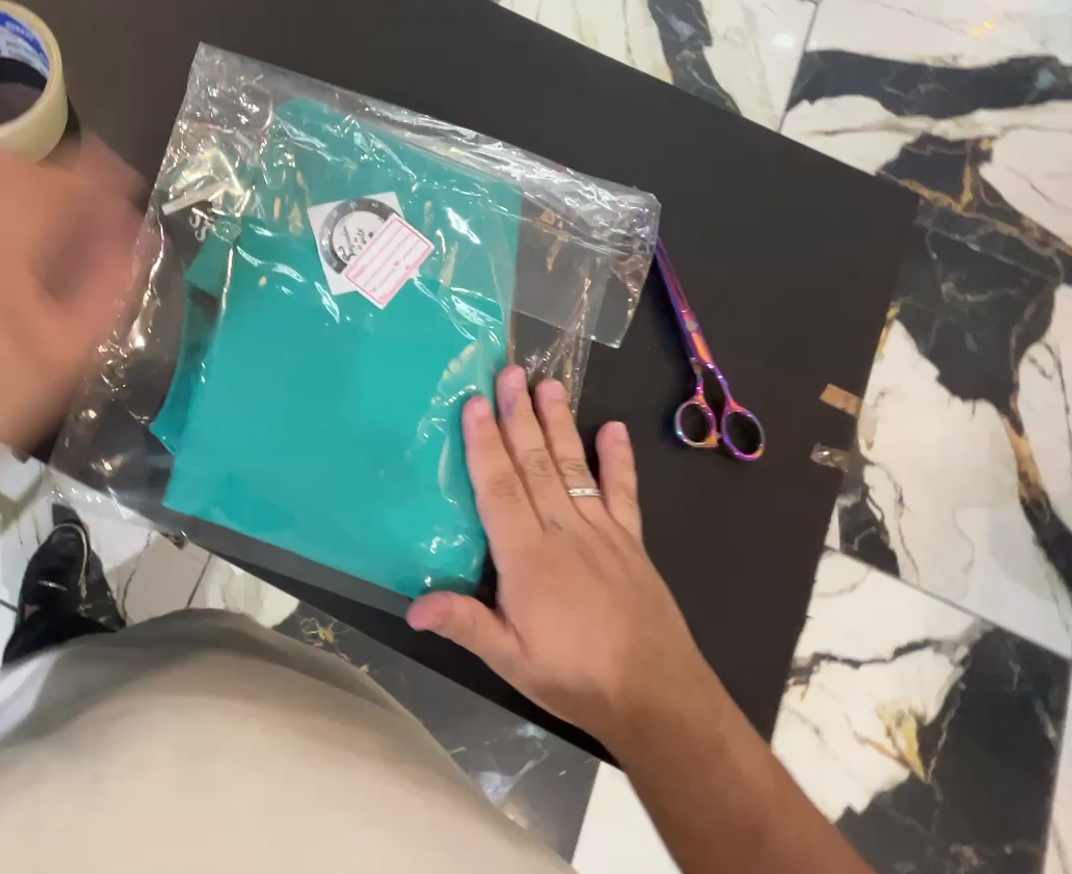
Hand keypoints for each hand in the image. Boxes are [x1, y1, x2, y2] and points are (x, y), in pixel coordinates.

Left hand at [0, 138, 141, 497]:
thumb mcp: (65, 356)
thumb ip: (108, 287)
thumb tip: (135, 233)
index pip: (56, 187)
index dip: (99, 181)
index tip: (123, 187)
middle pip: (10, 164)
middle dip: (55, 177)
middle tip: (81, 206)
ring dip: (8, 171)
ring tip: (32, 204)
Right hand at [406, 366, 728, 751]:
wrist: (660, 700)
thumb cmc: (574, 677)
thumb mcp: (510, 659)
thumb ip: (464, 624)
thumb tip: (410, 607)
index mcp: (527, 556)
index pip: (499, 488)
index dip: (484, 443)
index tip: (474, 403)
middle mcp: (563, 532)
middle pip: (534, 464)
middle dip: (519, 415)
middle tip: (509, 372)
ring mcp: (602, 533)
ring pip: (572, 468)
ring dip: (558, 424)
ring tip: (548, 384)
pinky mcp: (631, 543)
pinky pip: (621, 494)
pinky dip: (618, 460)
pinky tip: (613, 429)